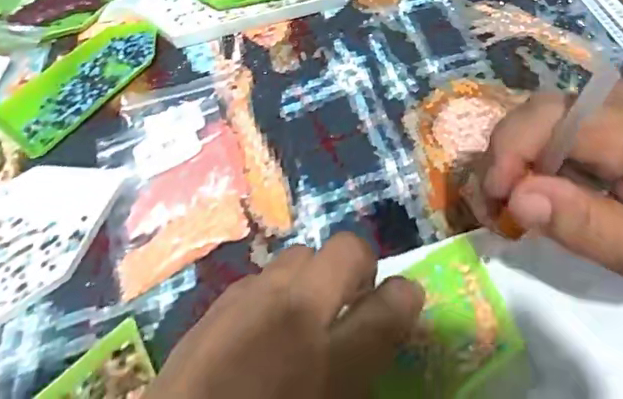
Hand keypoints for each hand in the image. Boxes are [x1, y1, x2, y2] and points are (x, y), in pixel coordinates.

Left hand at [149, 233, 423, 398]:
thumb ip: (356, 373)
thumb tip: (376, 343)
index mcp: (328, 360)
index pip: (390, 305)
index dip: (405, 299)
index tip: (405, 303)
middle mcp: (293, 313)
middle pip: (346, 250)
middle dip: (359, 268)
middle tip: (355, 304)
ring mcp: (251, 300)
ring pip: (300, 255)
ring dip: (314, 277)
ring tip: (305, 316)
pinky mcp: (216, 304)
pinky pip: (262, 278)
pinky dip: (274, 292)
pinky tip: (262, 330)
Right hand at [482, 80, 622, 297]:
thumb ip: (584, 224)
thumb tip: (517, 196)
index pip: (548, 121)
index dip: (510, 155)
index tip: (494, 204)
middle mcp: (618, 98)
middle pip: (538, 109)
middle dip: (506, 153)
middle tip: (495, 208)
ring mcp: (616, 98)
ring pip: (543, 111)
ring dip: (518, 151)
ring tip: (512, 200)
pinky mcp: (613, 109)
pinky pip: (560, 118)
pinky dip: (538, 148)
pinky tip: (542, 183)